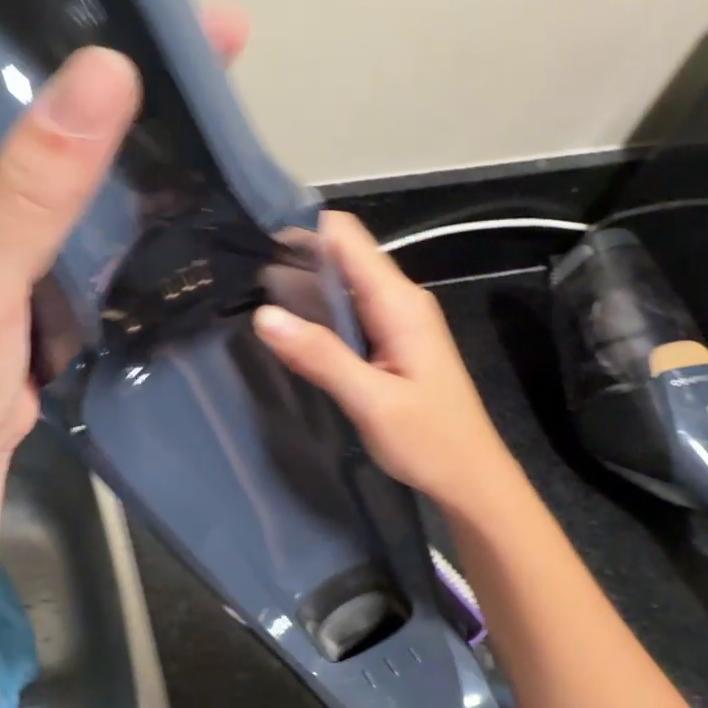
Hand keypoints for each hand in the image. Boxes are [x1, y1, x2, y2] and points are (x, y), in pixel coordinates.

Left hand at [0, 7, 251, 461]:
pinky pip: (90, 187)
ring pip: (70, 134)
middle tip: (199, 31)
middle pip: (35, 82)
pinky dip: (132, 172)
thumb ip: (29, 192)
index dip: (47, 12)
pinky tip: (184, 152)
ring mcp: (1, 198)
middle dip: (111, 57)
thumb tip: (107, 73)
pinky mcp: (38, 238)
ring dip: (131, 112)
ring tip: (210, 74)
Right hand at [252, 213, 516, 508]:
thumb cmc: (430, 441)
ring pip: (338, 286)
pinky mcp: (386, 342)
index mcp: (398, 303)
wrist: (470, 478)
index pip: (346, 238)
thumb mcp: (371, 401)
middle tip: (237, 275)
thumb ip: (319, 356)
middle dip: (291, 258)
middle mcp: (397, 301)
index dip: (301, 229)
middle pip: (339, 256)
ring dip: (298, 288)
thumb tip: (263, 315)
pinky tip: (282, 329)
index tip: (252, 240)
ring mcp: (392, 321)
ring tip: (245, 295)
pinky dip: (312, 315)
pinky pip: (343, 314)